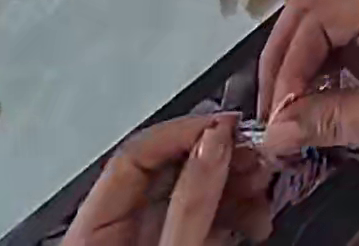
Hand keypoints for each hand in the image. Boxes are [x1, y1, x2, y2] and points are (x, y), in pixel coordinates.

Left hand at [65, 114, 272, 245]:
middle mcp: (119, 230)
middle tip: (256, 150)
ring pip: (192, 197)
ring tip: (264, 182)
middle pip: (169, 172)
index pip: (135, 155)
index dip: (181, 132)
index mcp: (93, 229)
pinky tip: (258, 218)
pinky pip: (204, 226)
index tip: (226, 124)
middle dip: (217, 158)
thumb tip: (215, 136)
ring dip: (234, 186)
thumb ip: (189, 202)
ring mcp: (150, 244)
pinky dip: (234, 217)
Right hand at [255, 0, 358, 175]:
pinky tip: (304, 103)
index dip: (289, 62)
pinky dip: (311, 76)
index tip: (276, 111)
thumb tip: (271, 133)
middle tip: (270, 109)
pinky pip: (329, 50)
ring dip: (294, 69)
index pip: (316, 18)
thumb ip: (326, 118)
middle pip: (308, 15)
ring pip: (314, 31)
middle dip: (284, 60)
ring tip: (282, 111)